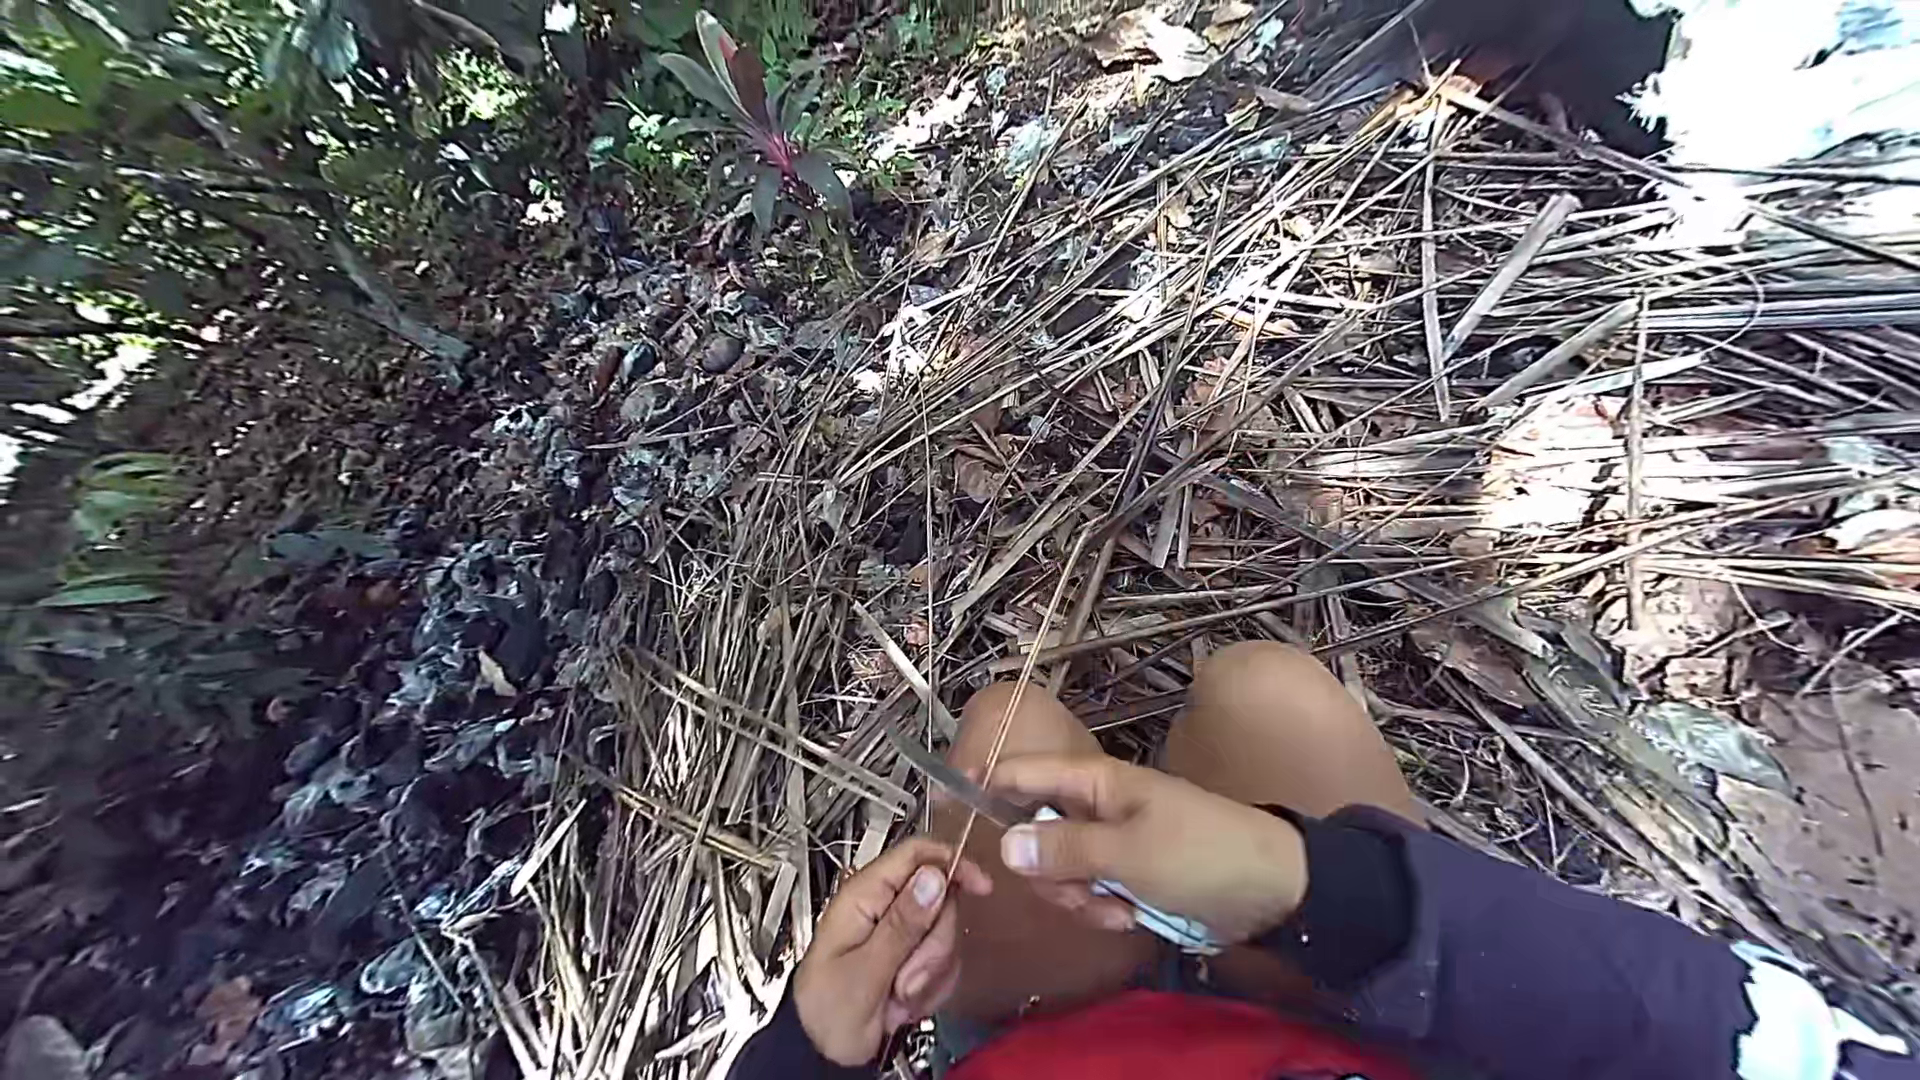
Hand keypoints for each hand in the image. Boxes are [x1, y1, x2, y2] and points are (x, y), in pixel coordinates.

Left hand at [792, 838, 992, 1065]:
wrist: (820, 1055)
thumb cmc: (826, 1012)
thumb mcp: (863, 971)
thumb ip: (901, 924)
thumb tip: (933, 877)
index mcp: (866, 894)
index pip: (917, 854)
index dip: (952, 862)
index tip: (980, 886)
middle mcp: (885, 903)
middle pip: (939, 896)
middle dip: (935, 942)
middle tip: (908, 978)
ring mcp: (899, 928)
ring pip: (944, 930)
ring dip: (931, 969)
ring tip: (899, 995)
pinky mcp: (910, 952)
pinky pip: (943, 958)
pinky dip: (932, 984)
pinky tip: (906, 1001)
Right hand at [987, 755, 1307, 942]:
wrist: (1273, 888)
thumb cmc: (1200, 854)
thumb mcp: (1129, 854)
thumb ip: (1064, 849)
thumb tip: (1004, 844)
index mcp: (1092, 782)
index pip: (1024, 772)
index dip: (988, 782)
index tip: (957, 803)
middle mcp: (1092, 805)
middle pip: (1035, 831)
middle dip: (1050, 870)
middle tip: (1082, 891)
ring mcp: (1107, 838)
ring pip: (1059, 866)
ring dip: (1079, 894)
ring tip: (1118, 906)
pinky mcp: (1123, 869)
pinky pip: (1088, 887)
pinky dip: (1101, 905)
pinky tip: (1130, 914)